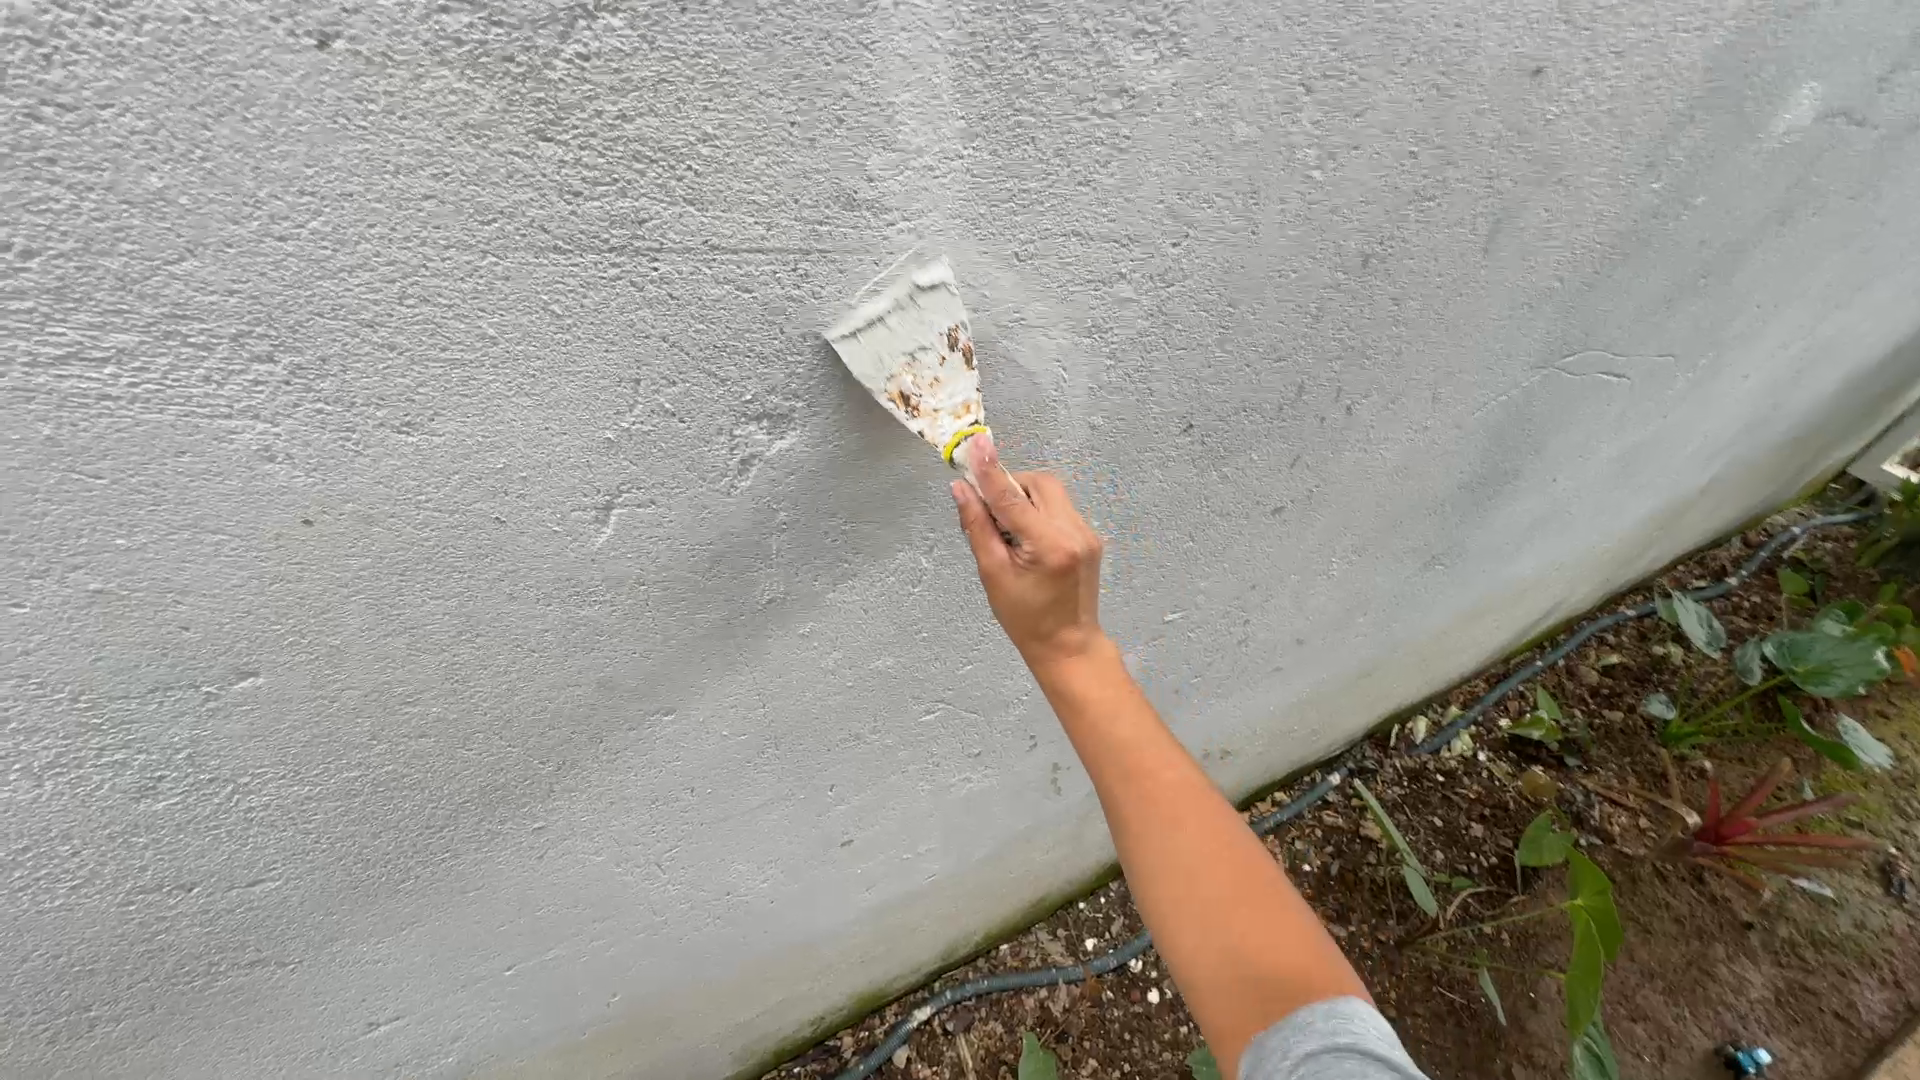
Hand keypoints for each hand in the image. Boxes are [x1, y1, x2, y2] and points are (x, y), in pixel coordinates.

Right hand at [950, 436, 1105, 669]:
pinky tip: (1028, 539)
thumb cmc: (1025, 618)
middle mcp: (1074, 532)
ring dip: (1025, 499)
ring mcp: (1087, 533)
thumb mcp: (992, 573)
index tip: (977, 443)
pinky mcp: (1090, 536)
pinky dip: (1038, 512)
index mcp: (1048, 545)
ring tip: (1010, 531)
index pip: (1012, 496)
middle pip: (1040, 483)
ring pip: (1051, 493)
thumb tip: (962, 489)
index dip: (991, 469)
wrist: (1068, 644)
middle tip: (991, 510)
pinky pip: (1060, 508)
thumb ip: (977, 527)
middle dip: (1012, 485)